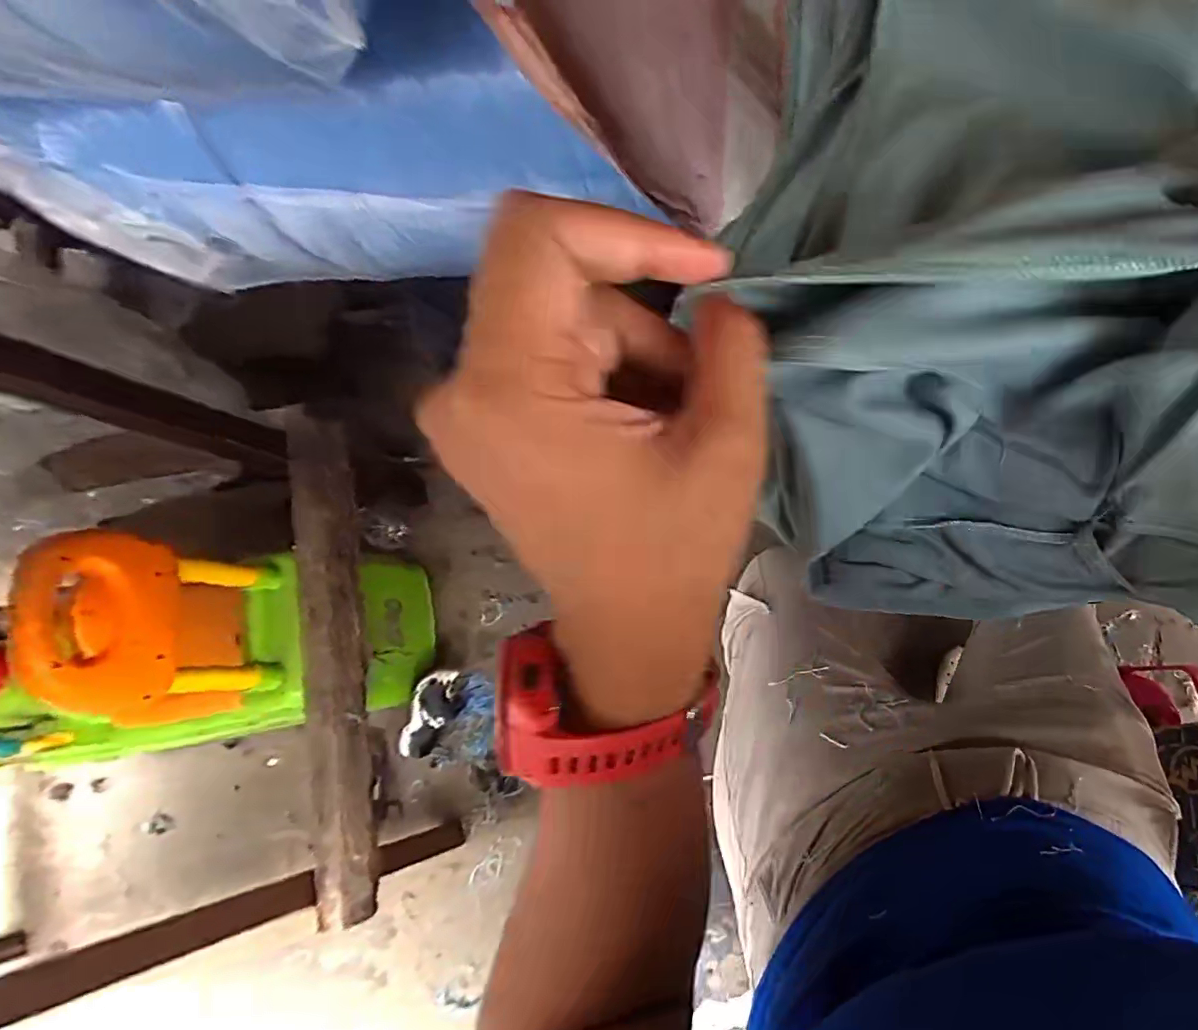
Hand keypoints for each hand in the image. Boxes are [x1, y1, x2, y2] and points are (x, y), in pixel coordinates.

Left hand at [419, 193, 766, 725]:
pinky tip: (650, 429)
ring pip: (568, 321)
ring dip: (641, 356)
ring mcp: (468, 404)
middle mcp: (464, 384)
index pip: (540, 236)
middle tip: (703, 392)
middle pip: (564, 287)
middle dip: (651, 327)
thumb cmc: (678, 552)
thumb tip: (720, 299)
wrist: (630, 630)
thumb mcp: (730, 448)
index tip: (711, 267)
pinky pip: (558, 355)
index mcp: (511, 388)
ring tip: (680, 426)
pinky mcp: (489, 421)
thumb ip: (733, 351)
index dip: (633, 231)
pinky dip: (617, 374)